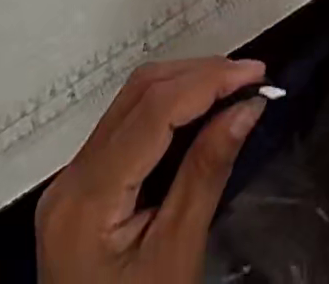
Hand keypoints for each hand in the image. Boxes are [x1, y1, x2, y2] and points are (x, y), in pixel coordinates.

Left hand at [37, 58, 268, 283]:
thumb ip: (207, 172)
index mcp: (87, 199)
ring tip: (235, 87)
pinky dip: (171, 104)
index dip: (208, 81)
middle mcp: (70, 177)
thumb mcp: (178, 254)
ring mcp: (72, 179)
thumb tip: (247, 107)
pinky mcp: (84, 183)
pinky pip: (129, 122)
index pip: (152, 111)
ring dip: (187, 82)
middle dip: (200, 74)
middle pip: (139, 93)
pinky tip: (204, 109)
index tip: (257, 74)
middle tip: (252, 77)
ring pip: (133, 99)